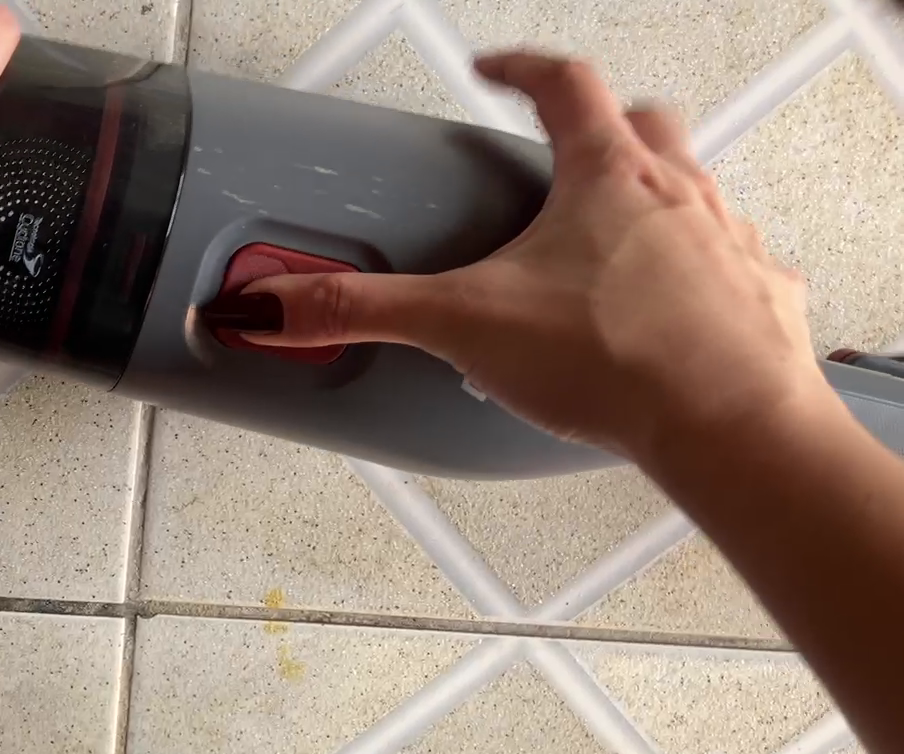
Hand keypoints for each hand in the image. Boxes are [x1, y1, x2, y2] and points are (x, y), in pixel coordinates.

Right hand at [225, 51, 829, 465]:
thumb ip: (359, 310)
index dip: (520, 72)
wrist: (724, 420)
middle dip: (592, 131)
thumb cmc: (619, 355)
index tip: (491, 73)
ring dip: (630, 202)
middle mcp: (676, 195)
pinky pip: (702, 261)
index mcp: (608, 180)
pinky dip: (660, 272)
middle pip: (640, 128)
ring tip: (572, 252)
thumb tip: (278, 304)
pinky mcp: (737, 298)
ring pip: (680, 191)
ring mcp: (718, 243)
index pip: (565, 87)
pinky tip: (622, 314)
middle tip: (545, 164)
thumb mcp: (458, 322)